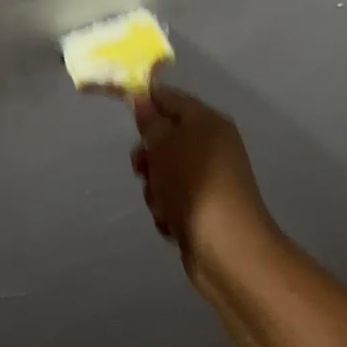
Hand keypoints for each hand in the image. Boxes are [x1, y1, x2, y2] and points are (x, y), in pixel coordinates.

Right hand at [130, 76, 267, 273]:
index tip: (118, 106)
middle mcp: (211, 146)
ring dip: (155, 188)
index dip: (144, 100)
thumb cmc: (194, 184)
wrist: (228, 248)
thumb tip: (142, 99)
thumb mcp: (165, 144)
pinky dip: (167, 209)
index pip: (169, 98)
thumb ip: (151, 121)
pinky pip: (173, 198)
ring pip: (164, 172)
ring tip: (162, 204)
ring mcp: (208, 180)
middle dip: (148, 156)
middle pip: (164, 138)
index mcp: (207, 122)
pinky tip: (172, 222)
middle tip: (143, 168)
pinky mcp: (203, 209)